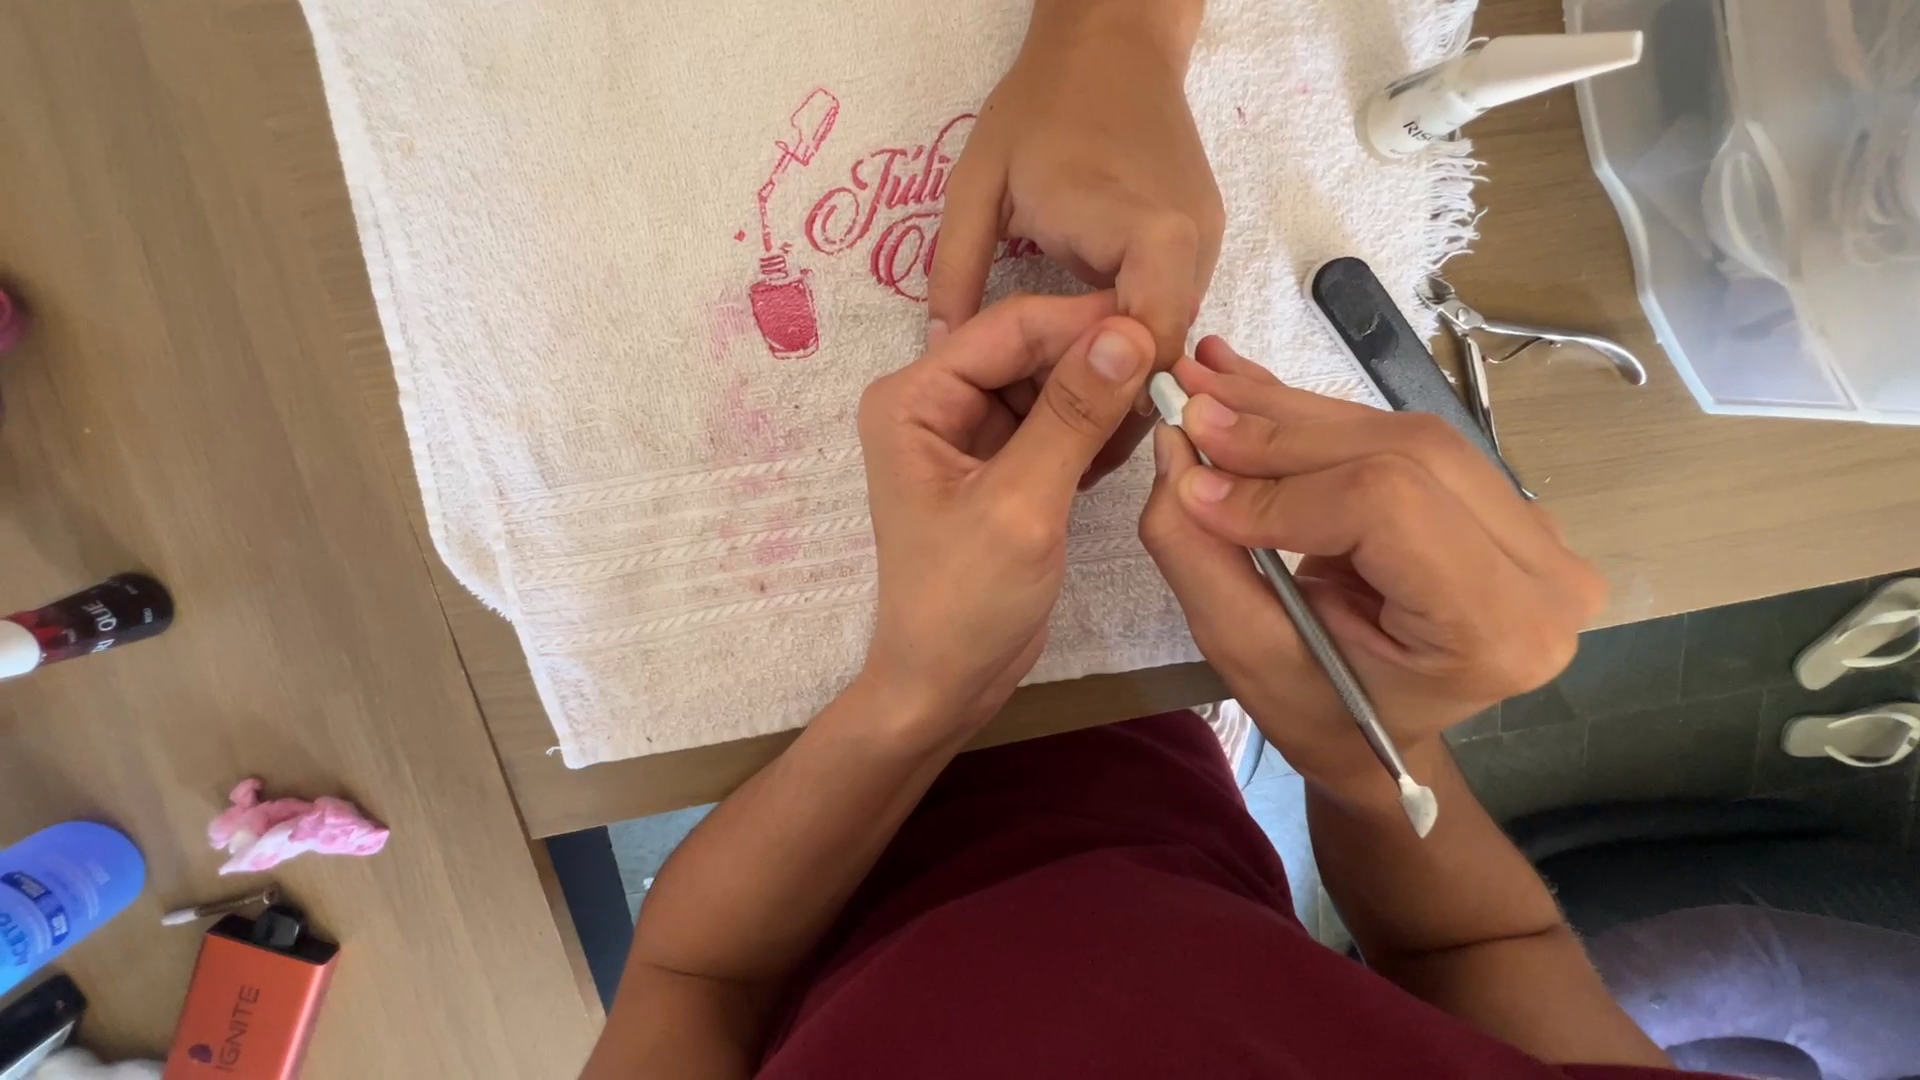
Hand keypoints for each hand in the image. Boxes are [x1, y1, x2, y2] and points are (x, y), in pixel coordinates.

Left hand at [858, 293, 1155, 737]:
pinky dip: (1092, 432)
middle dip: (1098, 363)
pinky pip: (1054, 425)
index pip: (1009, 328)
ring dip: (1102, 398)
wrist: (948, 681)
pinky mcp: (1002, 465)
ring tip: (1154, 419)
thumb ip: (1073, 416)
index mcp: (915, 398)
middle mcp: (937, 403)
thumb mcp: (1021, 506)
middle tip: (1171, 381)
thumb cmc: (966, 602)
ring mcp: (970, 434)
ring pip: (1050, 386)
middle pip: (1031, 352)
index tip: (1164, 333)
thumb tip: (1129, 332)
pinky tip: (1125, 450)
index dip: (1086, 324)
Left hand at [929, 0, 1221, 485]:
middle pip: (1157, 352)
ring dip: (1114, 385)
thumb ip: (958, 271)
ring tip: (1070, 433)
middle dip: (1107, 403)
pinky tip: (1085, 382)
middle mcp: (1188, 246)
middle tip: (1062, 455)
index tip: (1063, 440)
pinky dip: (1124, 354)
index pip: (1144, 338)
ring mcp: (1201, 247)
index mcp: (1144, 231)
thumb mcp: (977, 186)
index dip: (1105, 394)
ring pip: (1160, 344)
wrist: (1113, 32)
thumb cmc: (1042, 102)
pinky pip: (1160, 321)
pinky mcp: (1196, 248)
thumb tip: (941, 344)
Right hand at [1139, 338, 1607, 788]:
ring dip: (1286, 410)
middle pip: (1399, 450)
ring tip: (1204, 384)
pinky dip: (1310, 416)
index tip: (1193, 486)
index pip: (1386, 506)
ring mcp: (1530, 525)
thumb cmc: (1313, 713)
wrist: (1371, 732)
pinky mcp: (1493, 500)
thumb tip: (1174, 447)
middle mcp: (1541, 568)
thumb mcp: (1240, 650)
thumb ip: (1196, 552)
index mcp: (1495, 630)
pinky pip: (1395, 438)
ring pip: (1394, 431)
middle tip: (1185, 404)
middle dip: (1275, 429)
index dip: (1279, 488)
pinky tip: (1249, 388)